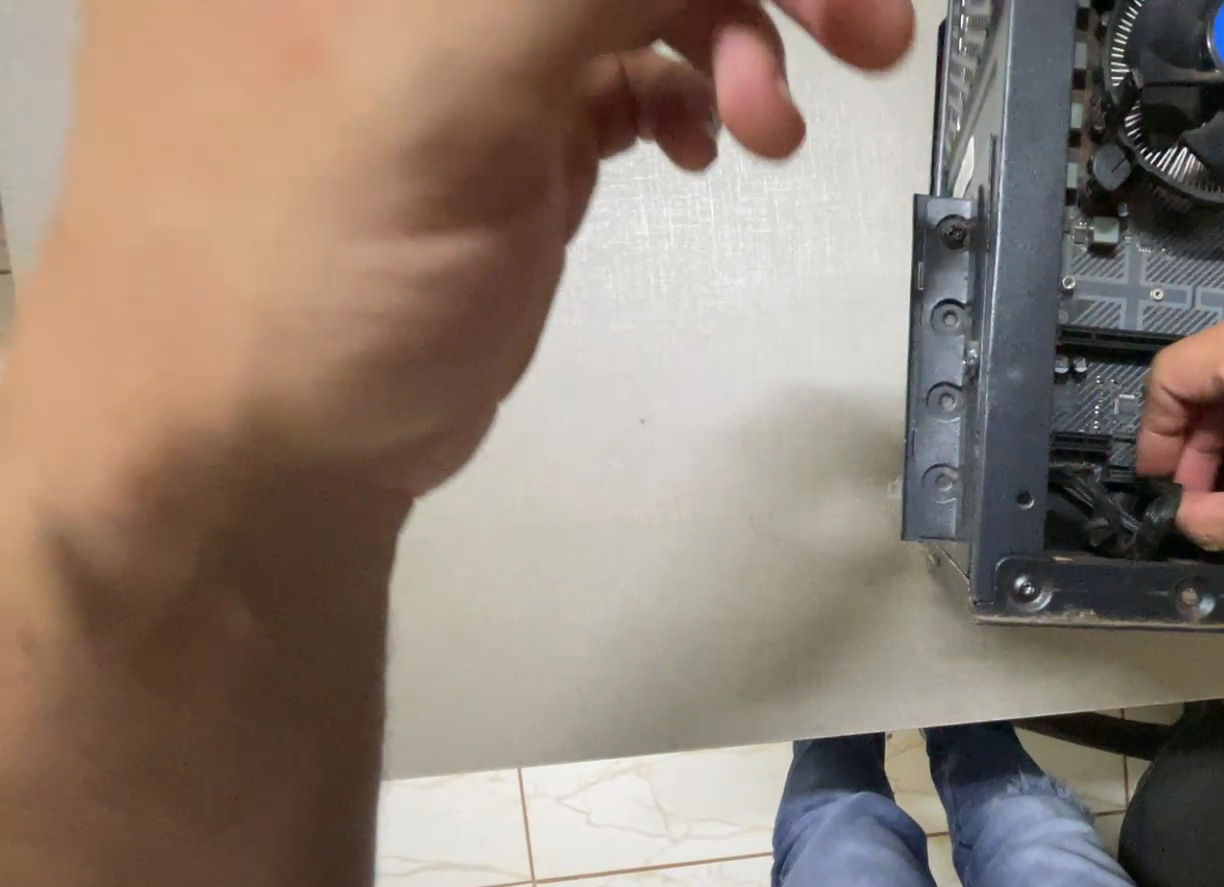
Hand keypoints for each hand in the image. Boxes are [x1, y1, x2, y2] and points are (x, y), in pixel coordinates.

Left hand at [2, 0, 912, 509]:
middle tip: (876, 43)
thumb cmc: (312, 266)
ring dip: (734, 42)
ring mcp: (464, 35)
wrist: (274, 433)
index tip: (848, 5)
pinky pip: (625, 69)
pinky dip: (687, 96)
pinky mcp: (511, 120)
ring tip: (771, 135)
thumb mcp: (434, 88)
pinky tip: (700, 150)